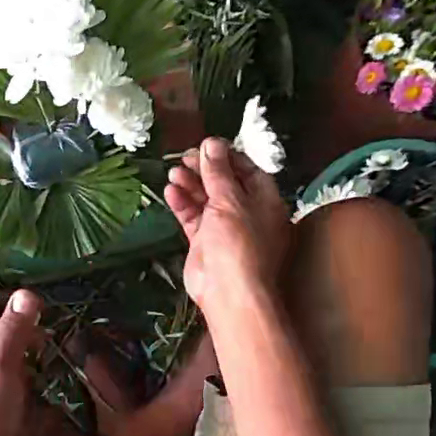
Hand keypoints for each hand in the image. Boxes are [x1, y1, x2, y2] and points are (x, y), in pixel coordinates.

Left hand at [0, 290, 41, 435]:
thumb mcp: (3, 368)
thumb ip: (14, 330)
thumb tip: (28, 293)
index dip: (13, 300)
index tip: (42, 311)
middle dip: (22, 322)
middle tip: (48, 336)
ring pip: (1, 341)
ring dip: (23, 342)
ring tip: (46, 352)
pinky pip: (2, 361)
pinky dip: (19, 361)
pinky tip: (34, 372)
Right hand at [165, 137, 290, 318]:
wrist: (228, 292)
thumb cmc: (239, 242)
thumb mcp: (229, 201)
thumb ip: (218, 172)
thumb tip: (211, 143)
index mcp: (265, 200)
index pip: (247, 169)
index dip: (226, 156)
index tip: (205, 145)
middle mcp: (247, 212)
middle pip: (224, 183)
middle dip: (204, 169)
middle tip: (183, 157)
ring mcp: (224, 228)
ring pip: (205, 199)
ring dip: (190, 184)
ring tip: (172, 172)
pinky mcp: (204, 242)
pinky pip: (192, 217)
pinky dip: (182, 204)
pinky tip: (170, 191)